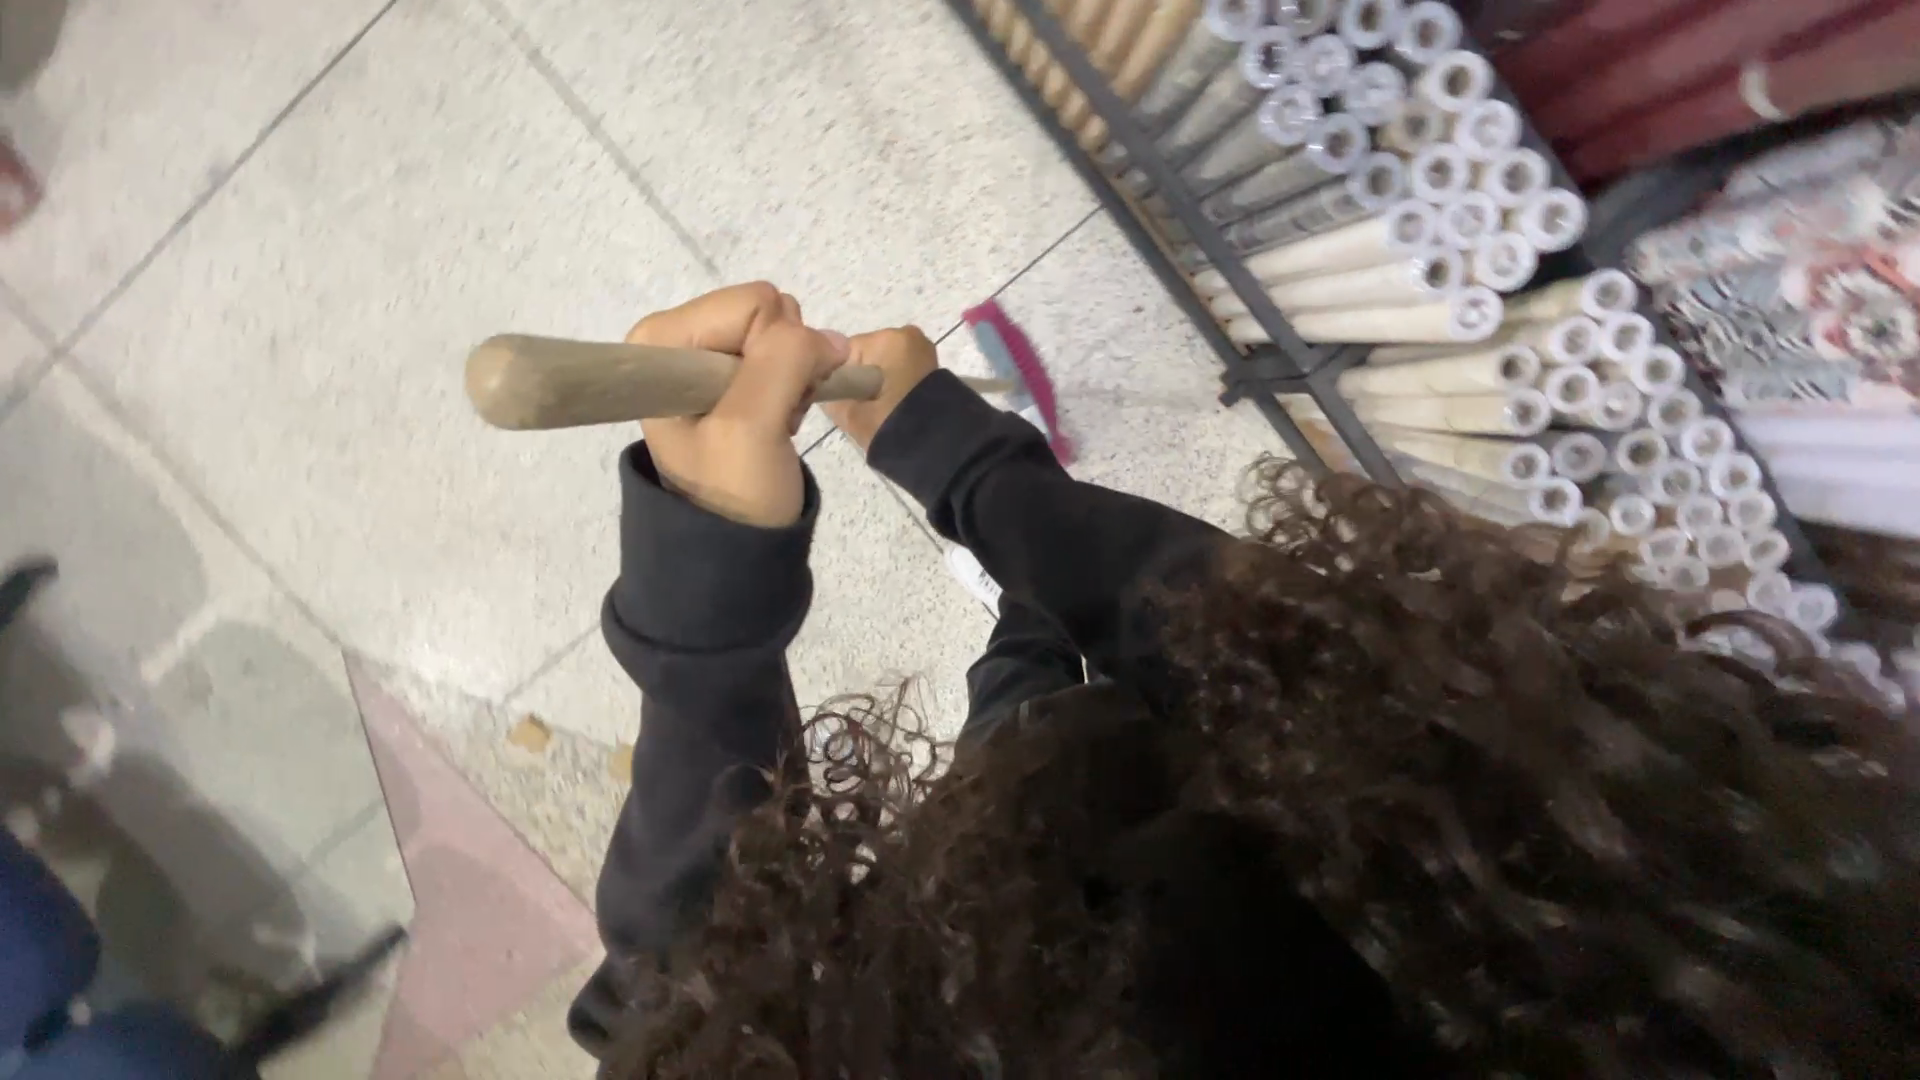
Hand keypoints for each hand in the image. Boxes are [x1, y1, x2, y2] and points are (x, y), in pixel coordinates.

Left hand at [631, 283, 848, 526]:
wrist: (733, 548)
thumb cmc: (735, 493)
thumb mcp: (753, 426)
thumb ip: (784, 362)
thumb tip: (830, 338)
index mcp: (661, 341)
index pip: (751, 305)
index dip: (778, 349)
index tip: (770, 402)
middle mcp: (676, 340)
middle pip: (765, 312)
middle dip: (786, 362)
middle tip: (775, 414)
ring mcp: (702, 359)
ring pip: (779, 332)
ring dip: (792, 377)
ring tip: (776, 421)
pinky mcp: (727, 378)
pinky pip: (780, 354)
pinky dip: (793, 386)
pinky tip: (779, 419)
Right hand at [821, 326, 939, 451]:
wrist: (937, 448)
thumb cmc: (889, 426)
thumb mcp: (848, 413)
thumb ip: (827, 393)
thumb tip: (822, 385)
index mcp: (887, 339)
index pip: (843, 354)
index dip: (838, 380)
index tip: (841, 403)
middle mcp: (907, 335)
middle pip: (864, 356)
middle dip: (859, 379)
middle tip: (860, 409)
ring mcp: (922, 348)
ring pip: (881, 363)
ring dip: (876, 382)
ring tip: (878, 409)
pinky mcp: (931, 365)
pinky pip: (899, 369)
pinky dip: (892, 384)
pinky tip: (892, 404)